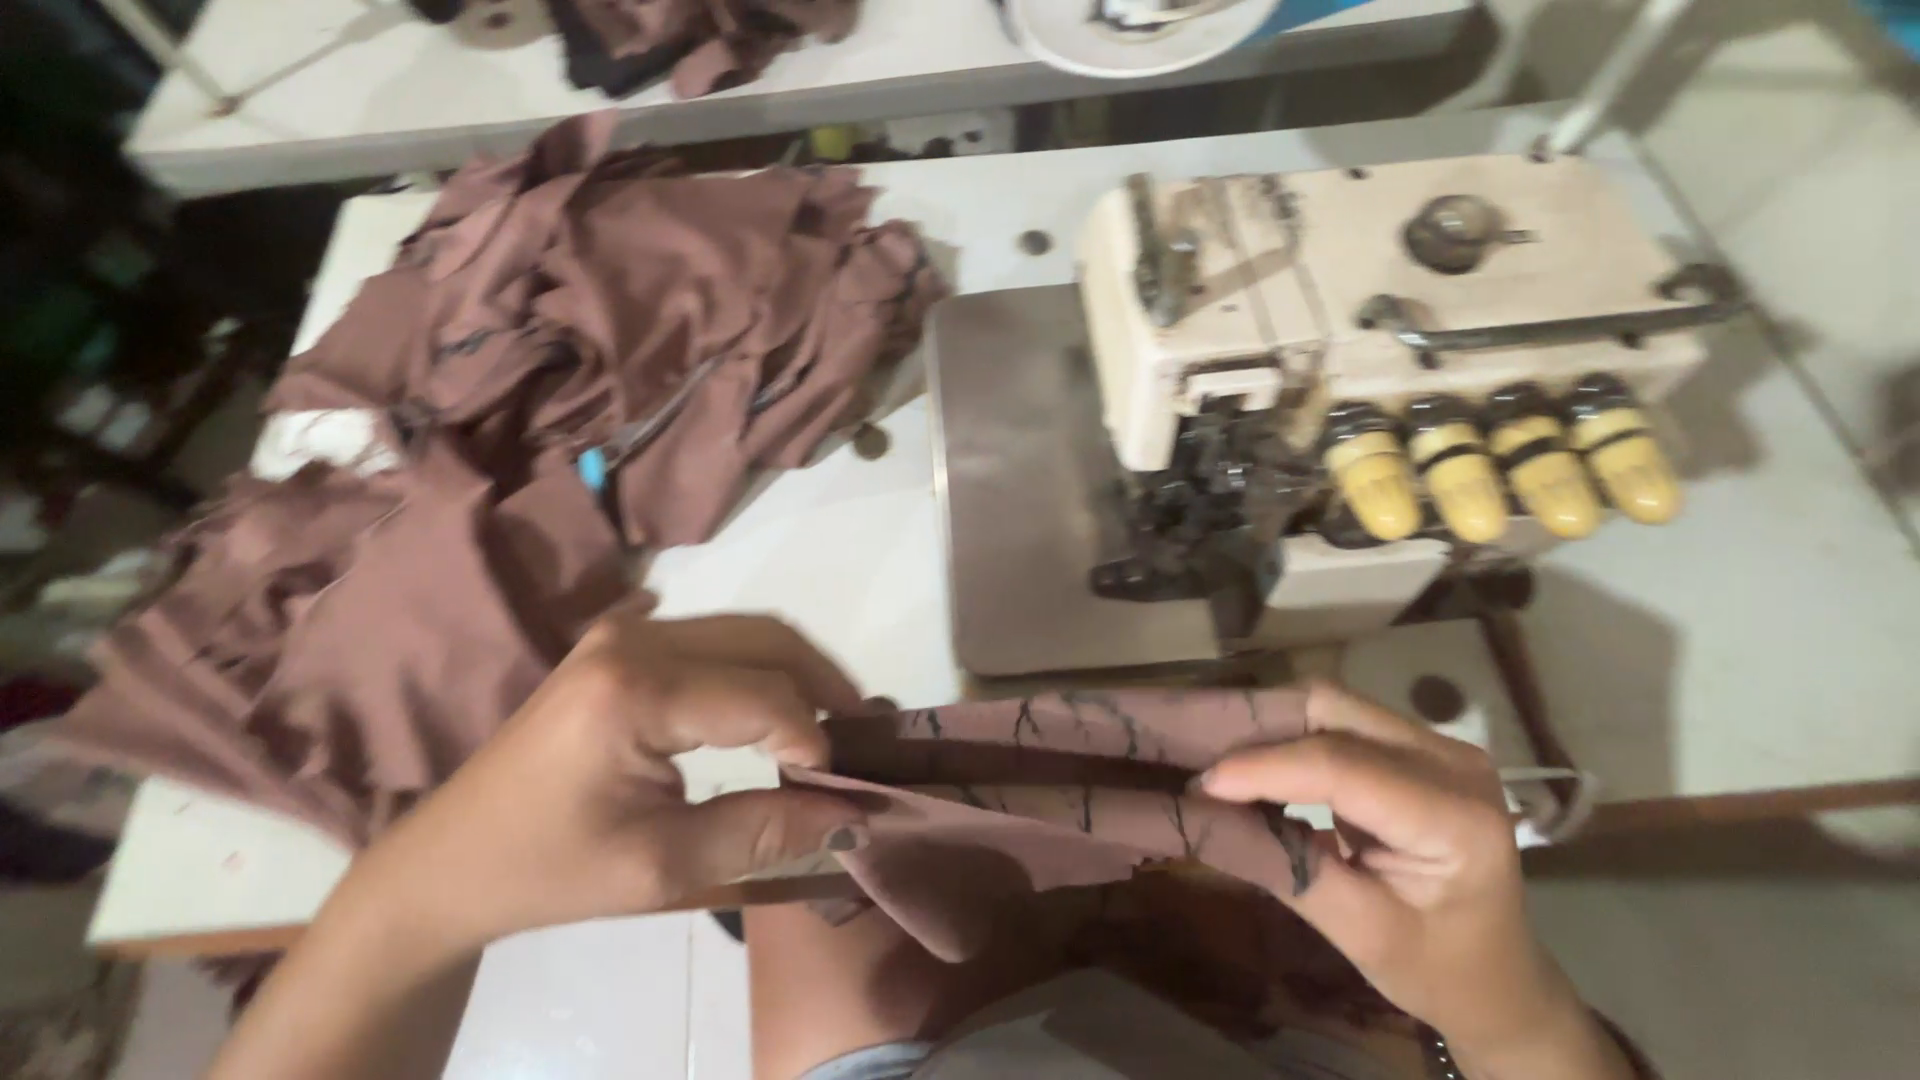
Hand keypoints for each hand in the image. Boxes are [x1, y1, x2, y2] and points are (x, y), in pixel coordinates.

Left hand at [209, 605, 869, 1079]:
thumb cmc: (551, 871)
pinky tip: (771, 708)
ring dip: (794, 673)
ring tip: (827, 726)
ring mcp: (624, 633)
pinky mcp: (620, 642)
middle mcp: (635, 639)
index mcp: (637, 690)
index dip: (814, 738)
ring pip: (746, 631)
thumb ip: (765, 830)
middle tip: (856, 740)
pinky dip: (757, 666)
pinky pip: (714, 637)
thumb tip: (852, 813)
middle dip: (821, 687)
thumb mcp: (664, 866)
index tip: (837, 787)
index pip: (764, 695)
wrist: (447, 863)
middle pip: (765, 640)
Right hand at [1199, 682, 1628, 1079]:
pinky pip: (1331, 721)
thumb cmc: (1438, 969)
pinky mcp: (1410, 745)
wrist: (1499, 978)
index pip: (1339, 765)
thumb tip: (1199, 815)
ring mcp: (1432, 745)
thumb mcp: (1358, 932)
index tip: (1198, 785)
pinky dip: (1282, 736)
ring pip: (1324, 705)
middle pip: (1330, 709)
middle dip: (1254, 727)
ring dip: (1263, 727)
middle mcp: (1450, 759)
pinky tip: (1249, 765)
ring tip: (1212, 760)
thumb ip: (1283, 866)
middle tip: (1194, 757)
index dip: (1260, 768)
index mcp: (1456, 816)